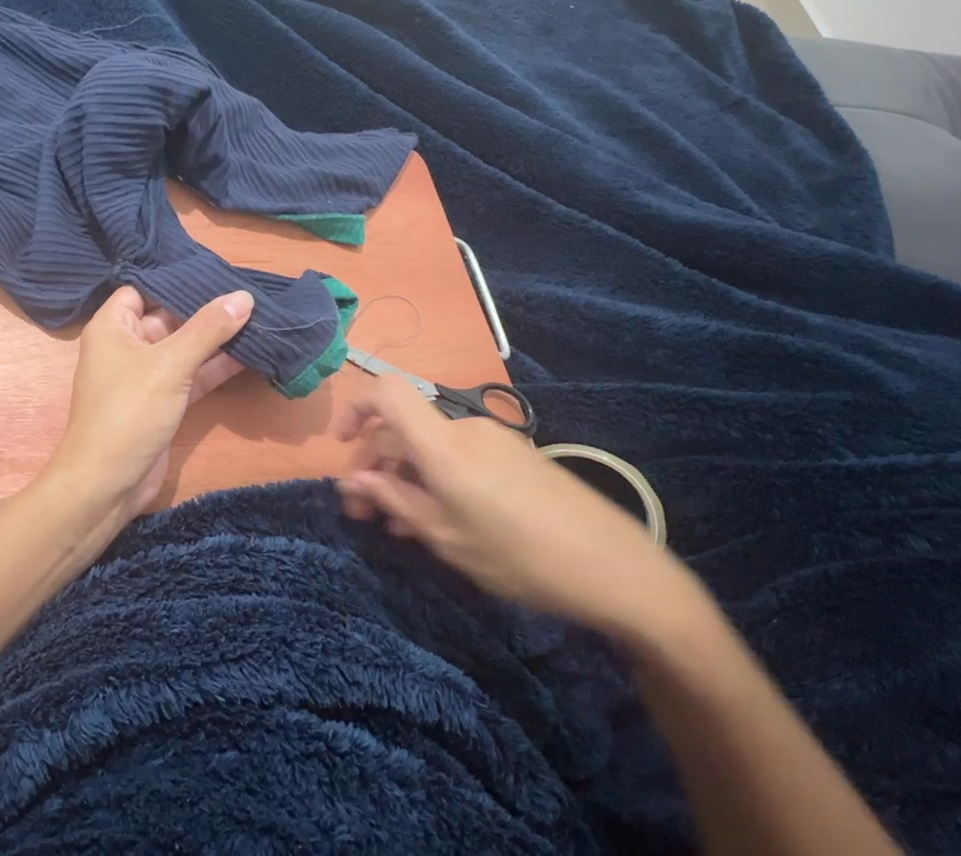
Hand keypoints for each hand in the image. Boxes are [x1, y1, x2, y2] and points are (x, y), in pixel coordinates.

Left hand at [45, 286, 253, 517]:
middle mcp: (126, 347)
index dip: (175, 280)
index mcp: (112, 327)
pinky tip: (252, 353)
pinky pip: (192, 376)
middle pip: (169, 318)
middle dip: (206, 309)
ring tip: (261, 318)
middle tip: (249, 292)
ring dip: (217, 339)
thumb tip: (244, 296)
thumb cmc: (129, 411)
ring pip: (185, 349)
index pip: (143, 289)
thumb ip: (208, 329)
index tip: (215, 270)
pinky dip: (216, 367)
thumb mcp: (170, 364)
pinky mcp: (162, 403)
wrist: (107, 483)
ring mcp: (145, 377)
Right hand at [335, 374, 704, 640]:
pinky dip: (434, 478)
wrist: (616, 568)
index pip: (387, 393)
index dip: (356, 409)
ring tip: (395, 524)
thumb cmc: (521, 558)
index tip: (343, 448)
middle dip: (373, 463)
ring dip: (404, 475)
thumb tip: (355, 478)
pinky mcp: (515, 457)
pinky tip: (433, 519)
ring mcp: (495, 442)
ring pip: (429, 446)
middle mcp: (466, 431)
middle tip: (362, 514)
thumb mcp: (447, 537)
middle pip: (403, 427)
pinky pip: (458, 456)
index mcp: (445, 445)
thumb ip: (397, 500)